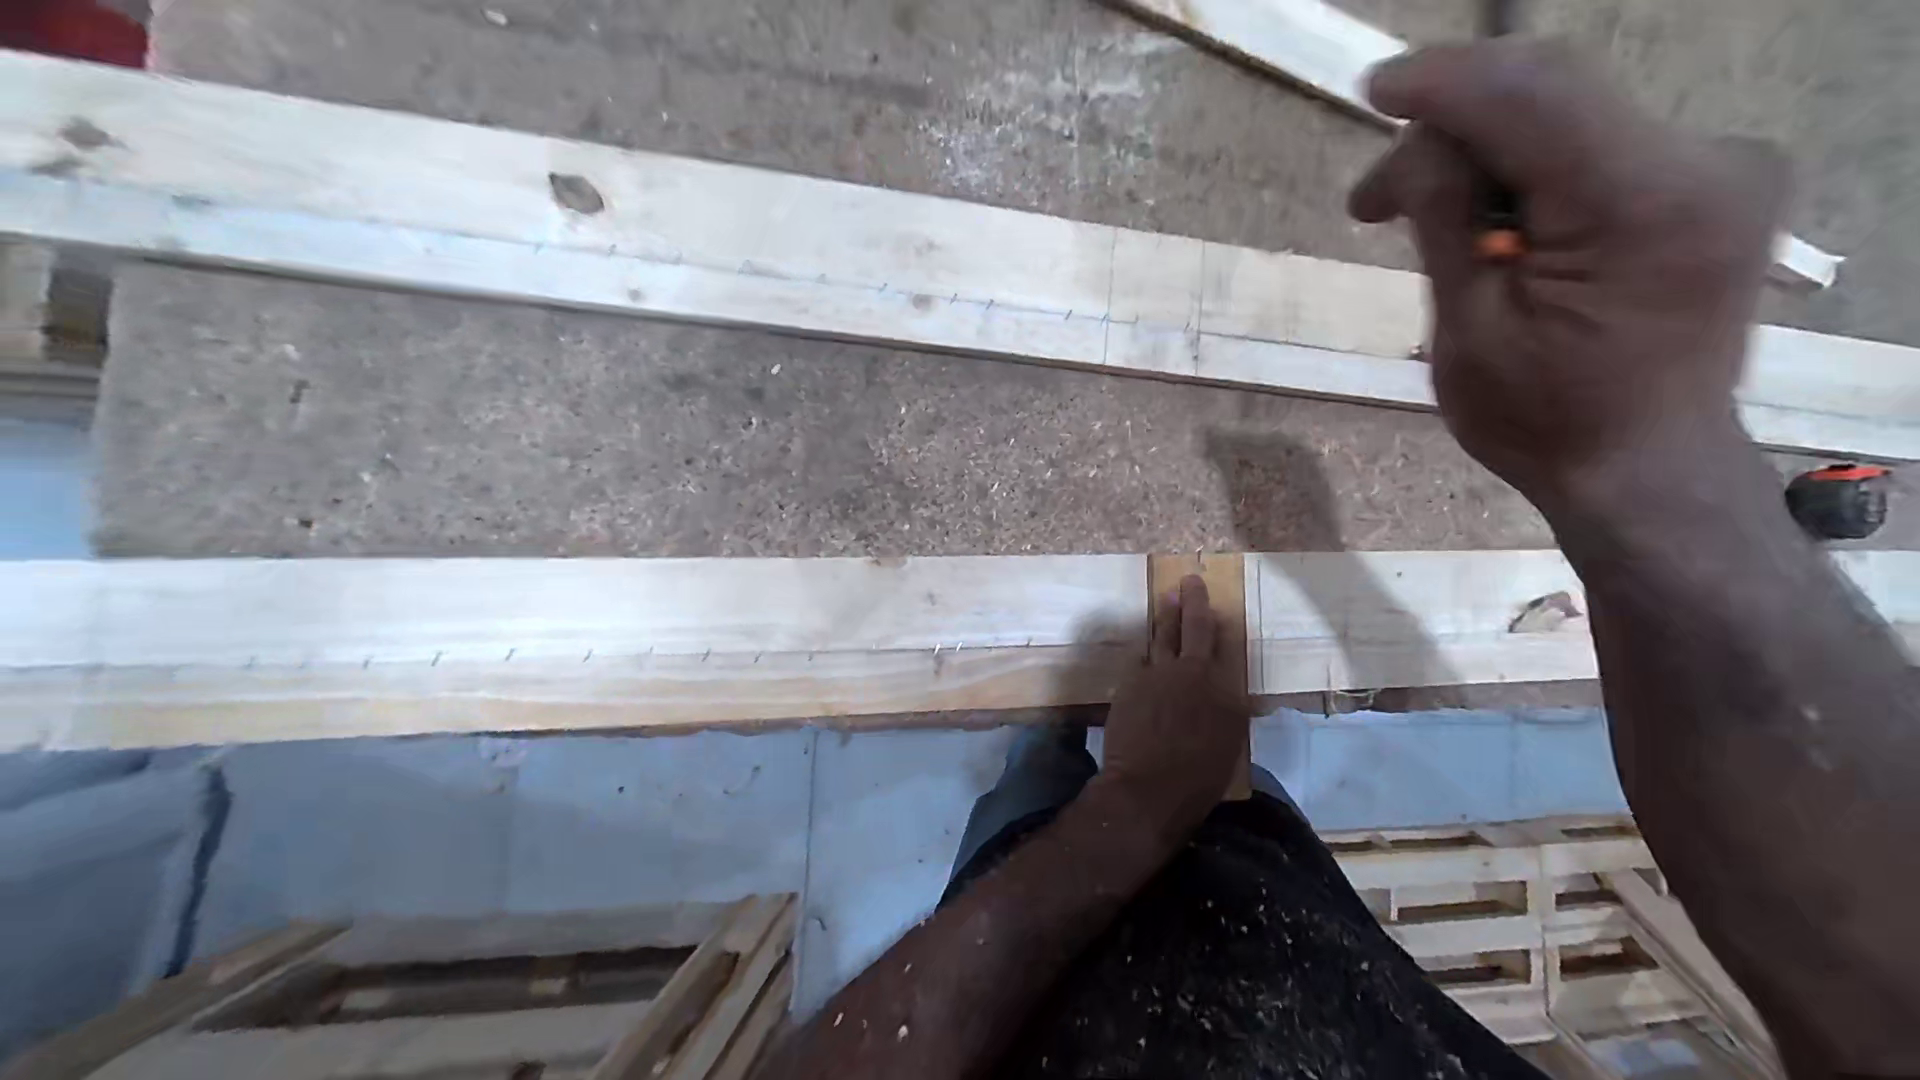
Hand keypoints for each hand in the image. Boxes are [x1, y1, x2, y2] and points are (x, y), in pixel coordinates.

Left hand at [1087, 575, 1248, 846]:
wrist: (1148, 786)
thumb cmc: (1197, 780)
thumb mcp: (1227, 747)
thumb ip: (1226, 714)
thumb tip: (1230, 698)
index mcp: (1228, 694)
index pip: (1229, 648)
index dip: (1224, 627)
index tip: (1221, 611)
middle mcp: (1197, 674)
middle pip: (1196, 628)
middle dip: (1195, 601)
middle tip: (1191, 580)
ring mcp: (1162, 672)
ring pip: (1164, 633)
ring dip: (1167, 613)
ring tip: (1169, 596)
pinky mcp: (1133, 678)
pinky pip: (1141, 654)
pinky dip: (1146, 647)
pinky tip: (1146, 641)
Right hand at [1347, 39, 1787, 507]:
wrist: (1639, 466)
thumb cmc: (1539, 420)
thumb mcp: (1468, 334)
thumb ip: (1447, 225)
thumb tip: (1419, 146)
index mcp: (1646, 204)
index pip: (1535, 97)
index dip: (1444, 84)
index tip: (1372, 88)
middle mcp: (1705, 162)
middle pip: (1550, 99)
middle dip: (1447, 135)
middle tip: (1368, 206)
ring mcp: (1715, 170)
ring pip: (1563, 124)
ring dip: (1476, 163)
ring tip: (1414, 227)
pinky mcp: (1701, 187)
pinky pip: (1587, 153)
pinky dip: (1518, 180)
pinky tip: (1482, 233)